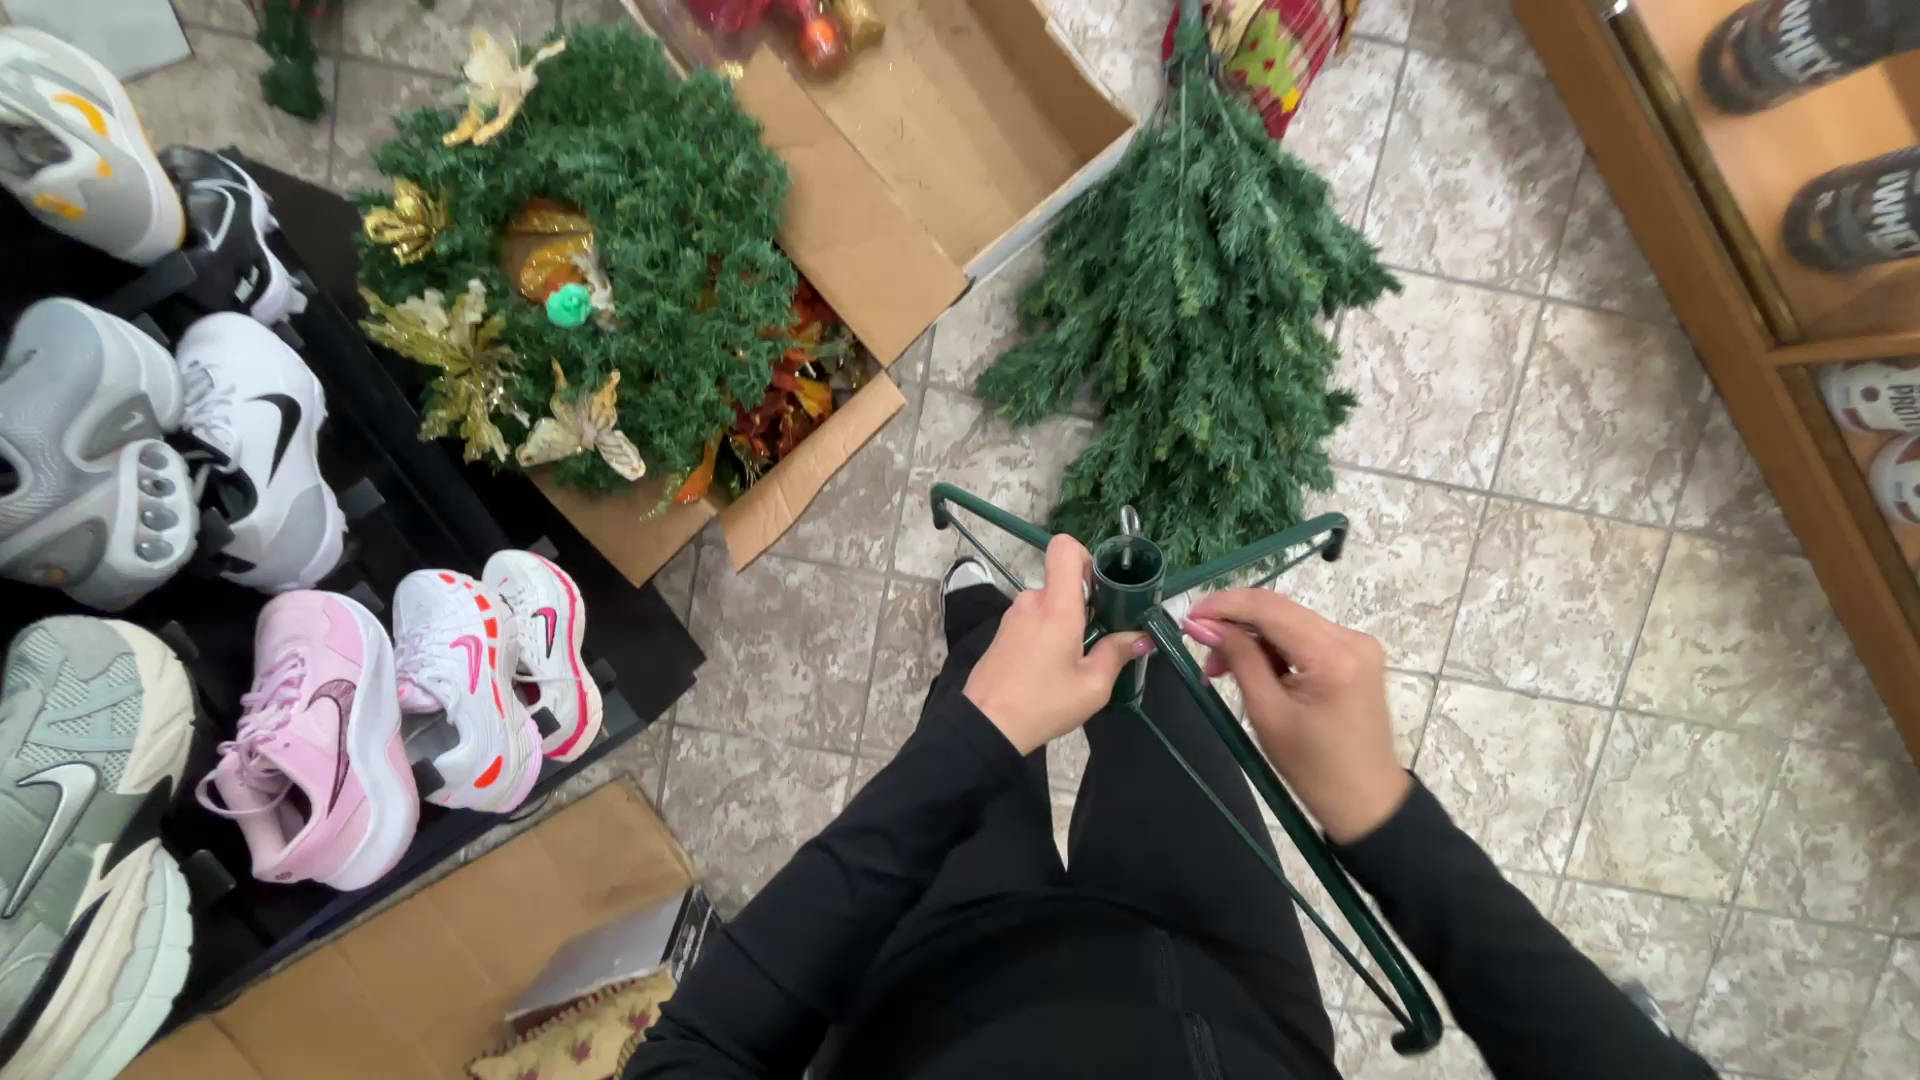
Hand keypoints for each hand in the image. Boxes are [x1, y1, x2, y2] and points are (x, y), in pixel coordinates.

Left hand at [963, 536, 1152, 754]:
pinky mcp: (1003, 631)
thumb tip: (1140, 636)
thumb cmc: (1043, 704)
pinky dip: (1047, 631)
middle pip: (1062, 582)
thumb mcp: (1092, 686)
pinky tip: (1051, 665)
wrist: (986, 724)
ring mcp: (1013, 615)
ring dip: (1065, 621)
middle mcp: (1032, 601)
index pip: (1064, 548)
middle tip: (1099, 637)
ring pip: (1048, 603)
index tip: (1101, 590)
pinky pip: (1033, 618)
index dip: (1086, 557)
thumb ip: (1116, 653)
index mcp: (1056, 606)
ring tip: (1075, 658)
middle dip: (1084, 603)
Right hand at [1184, 590, 1409, 842]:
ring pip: (1287, 620)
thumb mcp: (1266, 712)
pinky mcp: (1353, 653)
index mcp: (1332, 656)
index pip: (1269, 608)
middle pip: (1278, 609)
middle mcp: (1350, 638)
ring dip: (1249, 636)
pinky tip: (1251, 667)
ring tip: (1221, 668)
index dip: (1223, 605)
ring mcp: (1355, 643)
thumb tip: (1203, 624)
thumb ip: (1238, 658)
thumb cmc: (1312, 767)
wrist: (1365, 800)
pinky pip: (1301, 634)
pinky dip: (1270, 646)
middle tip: (1200, 648)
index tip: (1188, 617)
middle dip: (1233, 622)